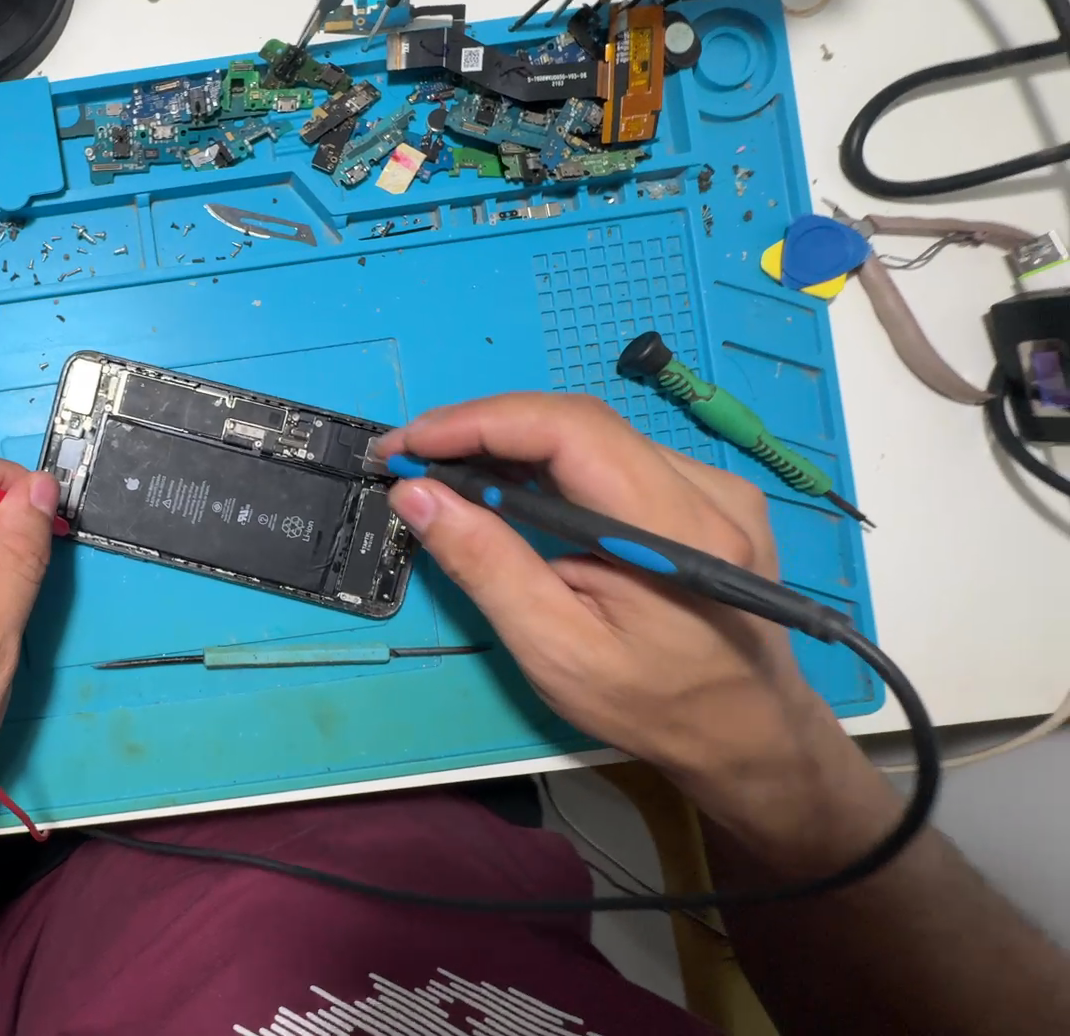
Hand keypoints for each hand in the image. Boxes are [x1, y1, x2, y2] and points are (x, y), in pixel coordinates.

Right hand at [375, 394, 892, 865]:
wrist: (747, 733)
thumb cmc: (650, 704)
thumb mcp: (553, 648)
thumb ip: (485, 565)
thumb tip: (414, 495)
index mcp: (675, 528)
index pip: (570, 430)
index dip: (478, 423)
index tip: (406, 445)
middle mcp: (703, 488)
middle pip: (573, 421)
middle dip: (476, 428)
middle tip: (405, 456)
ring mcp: (707, 485)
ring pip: (583, 432)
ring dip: (499, 441)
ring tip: (435, 466)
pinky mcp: (694, 494)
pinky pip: (599, 453)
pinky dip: (532, 458)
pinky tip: (493, 479)